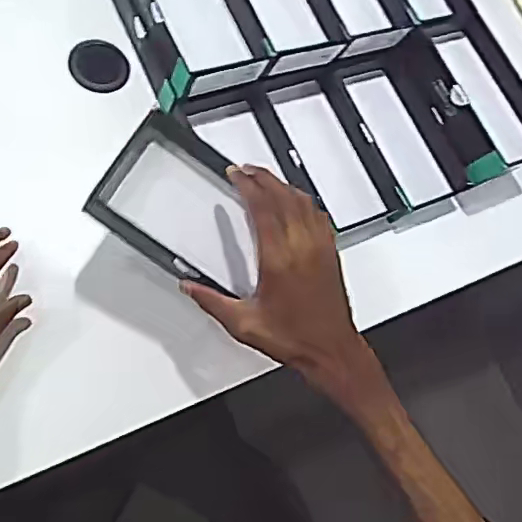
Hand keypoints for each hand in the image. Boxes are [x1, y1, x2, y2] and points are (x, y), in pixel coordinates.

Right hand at [182, 166, 377, 392]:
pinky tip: (296, 201)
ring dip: (283, 185)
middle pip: (284, 197)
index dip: (248, 186)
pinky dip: (303, 201)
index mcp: (279, 260)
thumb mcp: (243, 323)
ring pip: (303, 202)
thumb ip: (212, 302)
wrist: (331, 351)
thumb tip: (190, 286)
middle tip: (246, 170)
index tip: (236, 175)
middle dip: (263, 178)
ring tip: (266, 178)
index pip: (263, 208)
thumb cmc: (296, 338)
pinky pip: (318, 215)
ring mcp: (320, 248)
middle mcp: (302, 248)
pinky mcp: (330, 253)